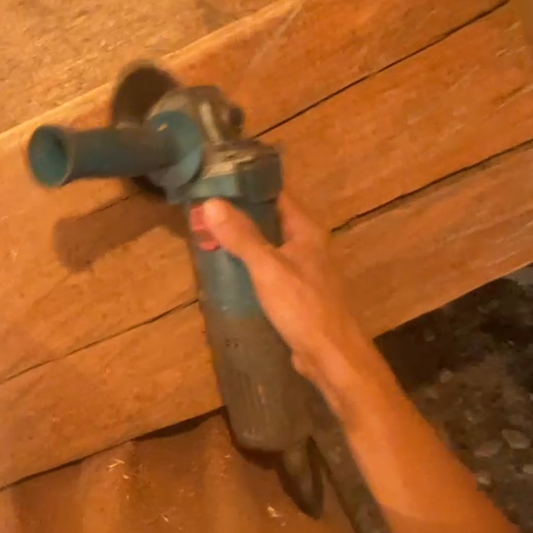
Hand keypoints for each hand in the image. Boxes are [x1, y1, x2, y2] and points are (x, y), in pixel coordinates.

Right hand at [198, 194, 395, 413]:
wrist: (331, 356)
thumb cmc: (304, 306)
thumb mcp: (268, 268)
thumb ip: (241, 236)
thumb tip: (210, 203)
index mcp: (305, 230)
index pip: (276, 193)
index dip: (248, 182)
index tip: (216, 176)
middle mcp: (305, 244)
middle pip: (269, 217)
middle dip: (238, 211)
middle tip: (201, 206)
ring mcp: (301, 268)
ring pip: (266, 243)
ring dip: (241, 238)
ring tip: (206, 232)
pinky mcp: (293, 291)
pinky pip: (266, 266)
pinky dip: (246, 262)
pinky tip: (225, 267)